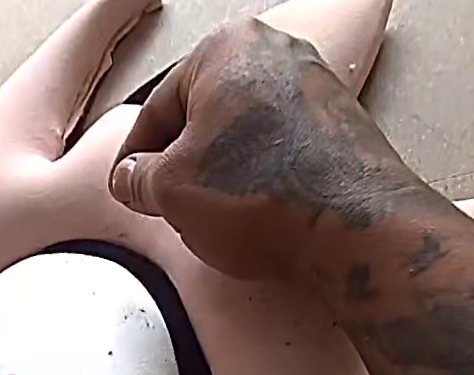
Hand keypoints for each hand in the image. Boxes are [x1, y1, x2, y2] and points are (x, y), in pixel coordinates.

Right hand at [108, 19, 437, 280]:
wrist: (345, 227)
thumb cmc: (261, 197)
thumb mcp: (171, 192)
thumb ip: (138, 180)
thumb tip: (129, 179)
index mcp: (224, 49)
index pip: (157, 109)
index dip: (134, 159)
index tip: (127, 187)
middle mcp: (273, 53)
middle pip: (202, 120)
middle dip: (182, 168)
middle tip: (170, 208)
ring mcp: (312, 87)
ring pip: (241, 138)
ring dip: (220, 178)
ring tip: (217, 218)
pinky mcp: (336, 127)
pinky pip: (278, 154)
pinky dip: (257, 182)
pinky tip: (255, 215)